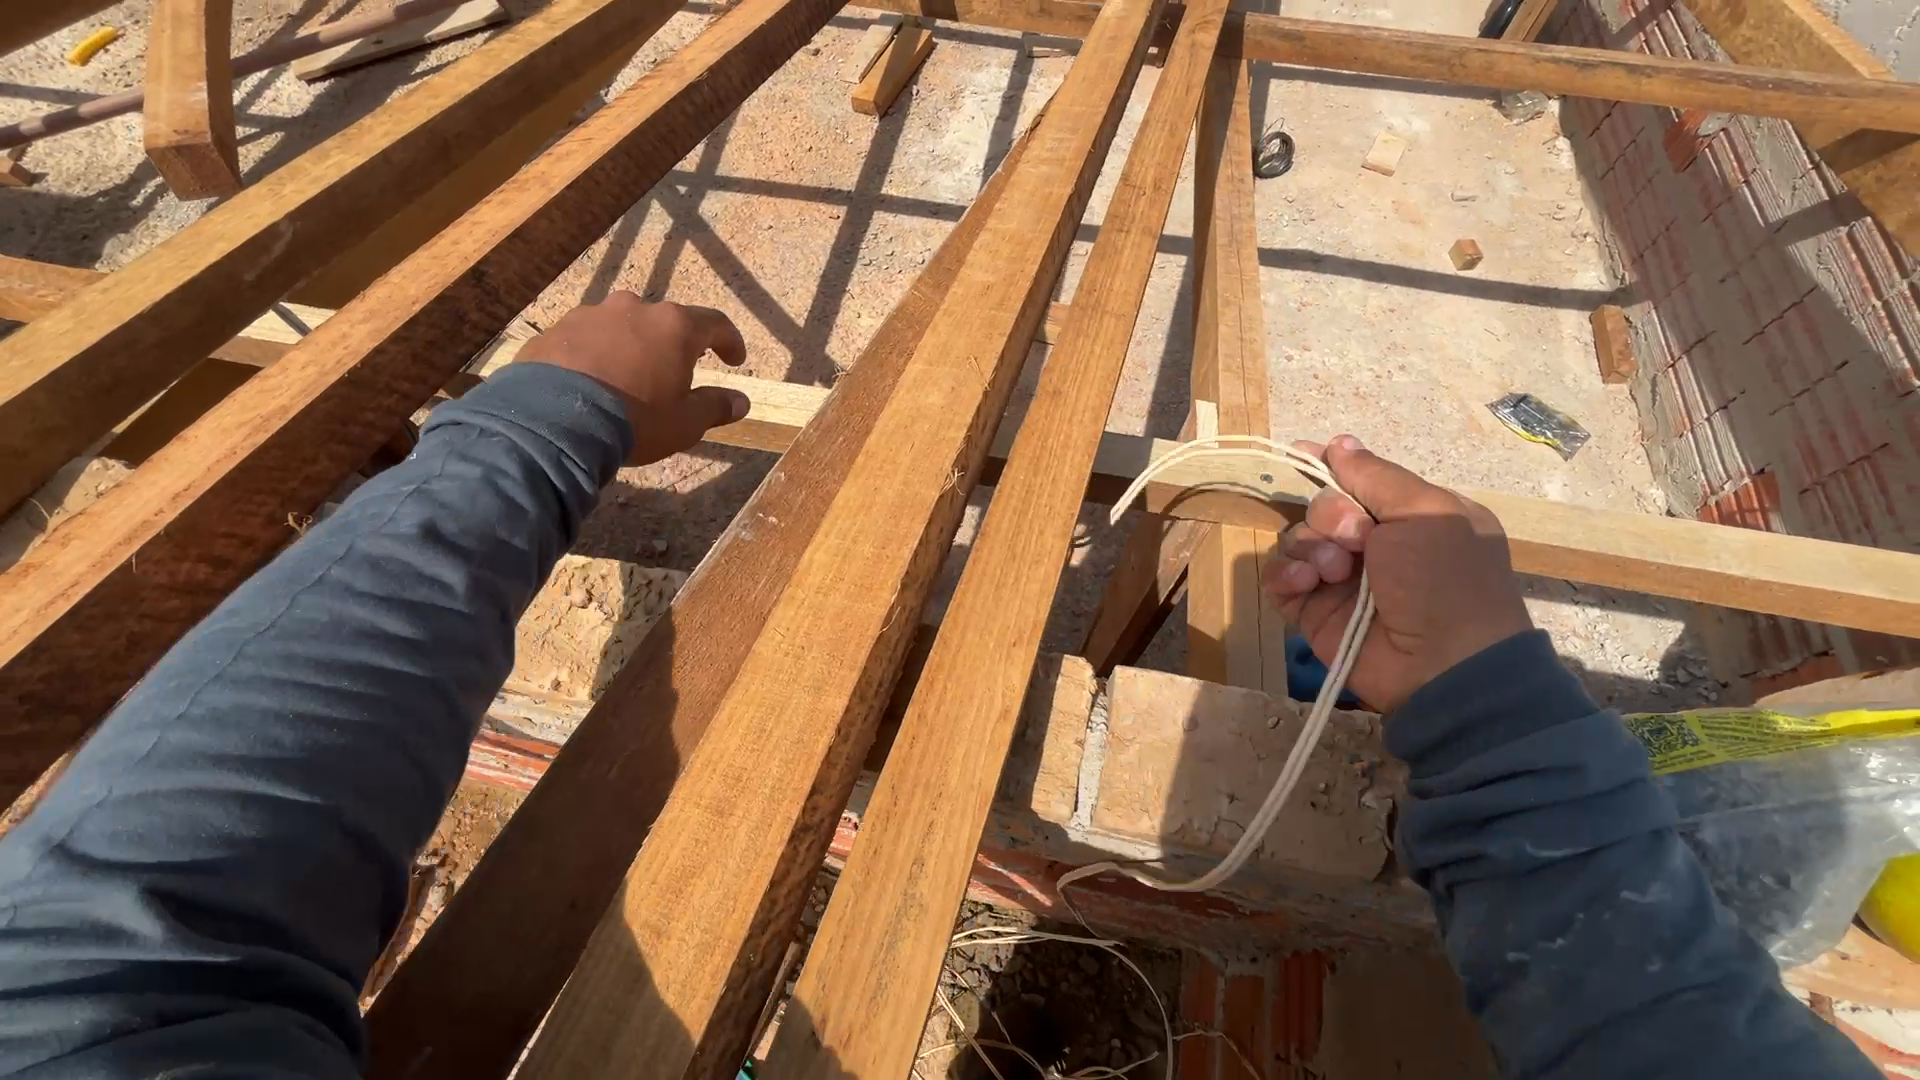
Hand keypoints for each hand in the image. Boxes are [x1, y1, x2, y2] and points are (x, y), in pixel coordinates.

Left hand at [514, 293, 750, 465]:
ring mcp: (591, 314)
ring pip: (623, 326)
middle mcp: (634, 309)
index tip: (735, 360)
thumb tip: (741, 401)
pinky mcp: (556, 330)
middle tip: (678, 373)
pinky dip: (598, 355)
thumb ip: (715, 406)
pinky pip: (587, 339)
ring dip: (634, 347)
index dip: (730, 341)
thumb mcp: (686, 422)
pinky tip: (595, 382)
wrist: (553, 421)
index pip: (715, 323)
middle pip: (665, 322)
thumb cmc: (636, 419)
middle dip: (675, 345)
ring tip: (631, 378)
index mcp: (674, 327)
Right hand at [1260, 435, 1532, 712]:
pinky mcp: (1311, 609)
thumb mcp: (1425, 513)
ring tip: (1333, 572)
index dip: (1326, 467)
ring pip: (1295, 539)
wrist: (1442, 665)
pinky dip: (1286, 574)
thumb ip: (1376, 476)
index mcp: (1405, 515)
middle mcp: (1369, 543)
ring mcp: (1337, 578)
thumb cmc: (1445, 579)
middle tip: (1355, 539)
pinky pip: (1279, 577)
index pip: (1353, 479)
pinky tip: (1305, 582)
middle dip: (1329, 516)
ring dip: (1309, 547)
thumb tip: (1338, 442)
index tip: (1302, 454)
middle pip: (1319, 506)